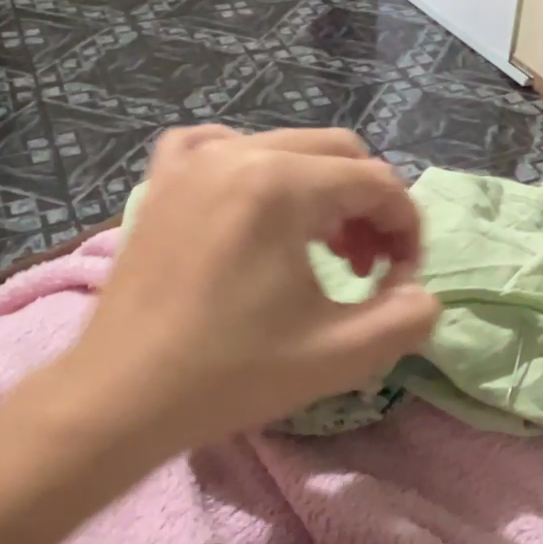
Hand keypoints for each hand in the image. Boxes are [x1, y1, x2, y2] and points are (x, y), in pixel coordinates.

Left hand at [16, 126, 442, 458]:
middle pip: (340, 154)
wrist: (120, 397)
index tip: (402, 280)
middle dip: (370, 206)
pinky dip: (255, 167)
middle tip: (369, 266)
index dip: (406, 229)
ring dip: (323, 191)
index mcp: (283, 185)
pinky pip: (222, 147)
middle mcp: (240, 152)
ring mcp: (194, 161)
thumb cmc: (230, 374)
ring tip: (323, 249)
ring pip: (289, 148)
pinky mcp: (163, 180)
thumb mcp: (338, 355)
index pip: (378, 182)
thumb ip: (406, 318)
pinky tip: (255, 205)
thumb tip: (422, 291)